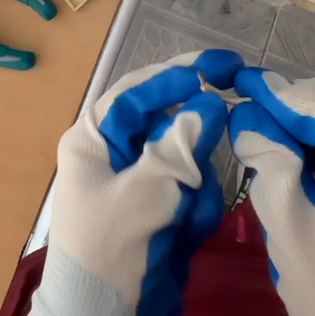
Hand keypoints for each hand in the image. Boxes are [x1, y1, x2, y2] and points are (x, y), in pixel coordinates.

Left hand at [30, 49, 244, 315]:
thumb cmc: (109, 250)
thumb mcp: (144, 194)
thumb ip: (179, 145)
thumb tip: (210, 102)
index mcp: (95, 137)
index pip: (138, 90)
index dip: (178, 73)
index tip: (220, 65)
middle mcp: (116, 151)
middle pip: (169, 123)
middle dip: (192, 145)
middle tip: (216, 145)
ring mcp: (140, 181)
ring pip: (188, 158)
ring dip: (195, 186)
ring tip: (184, 216)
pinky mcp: (161, 208)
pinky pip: (192, 190)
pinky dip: (196, 210)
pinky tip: (187, 233)